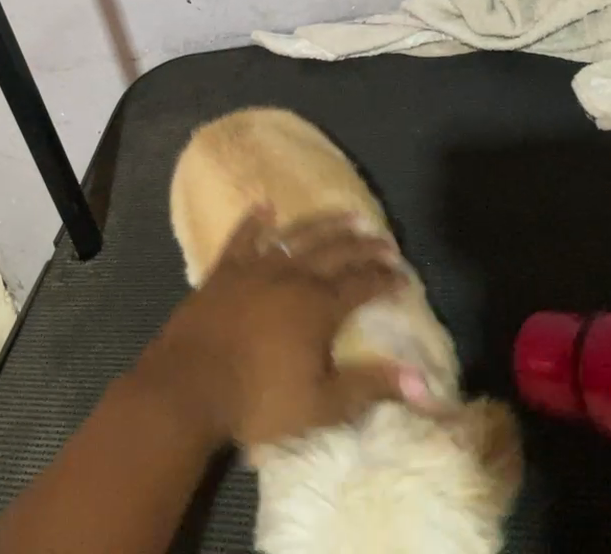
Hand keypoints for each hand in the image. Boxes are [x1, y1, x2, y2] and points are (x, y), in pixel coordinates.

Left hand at [130, 209, 421, 447]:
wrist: (186, 387)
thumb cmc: (257, 401)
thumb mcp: (321, 404)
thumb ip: (371, 387)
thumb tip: (424, 382)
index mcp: (318, 305)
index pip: (362, 284)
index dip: (385, 279)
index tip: (404, 275)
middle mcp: (290, 276)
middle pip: (335, 253)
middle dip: (364, 246)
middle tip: (385, 240)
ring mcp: (253, 269)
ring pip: (297, 236)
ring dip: (324, 224)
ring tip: (347, 214)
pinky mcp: (222, 272)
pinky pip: (242, 237)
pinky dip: (255, 220)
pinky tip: (265, 205)